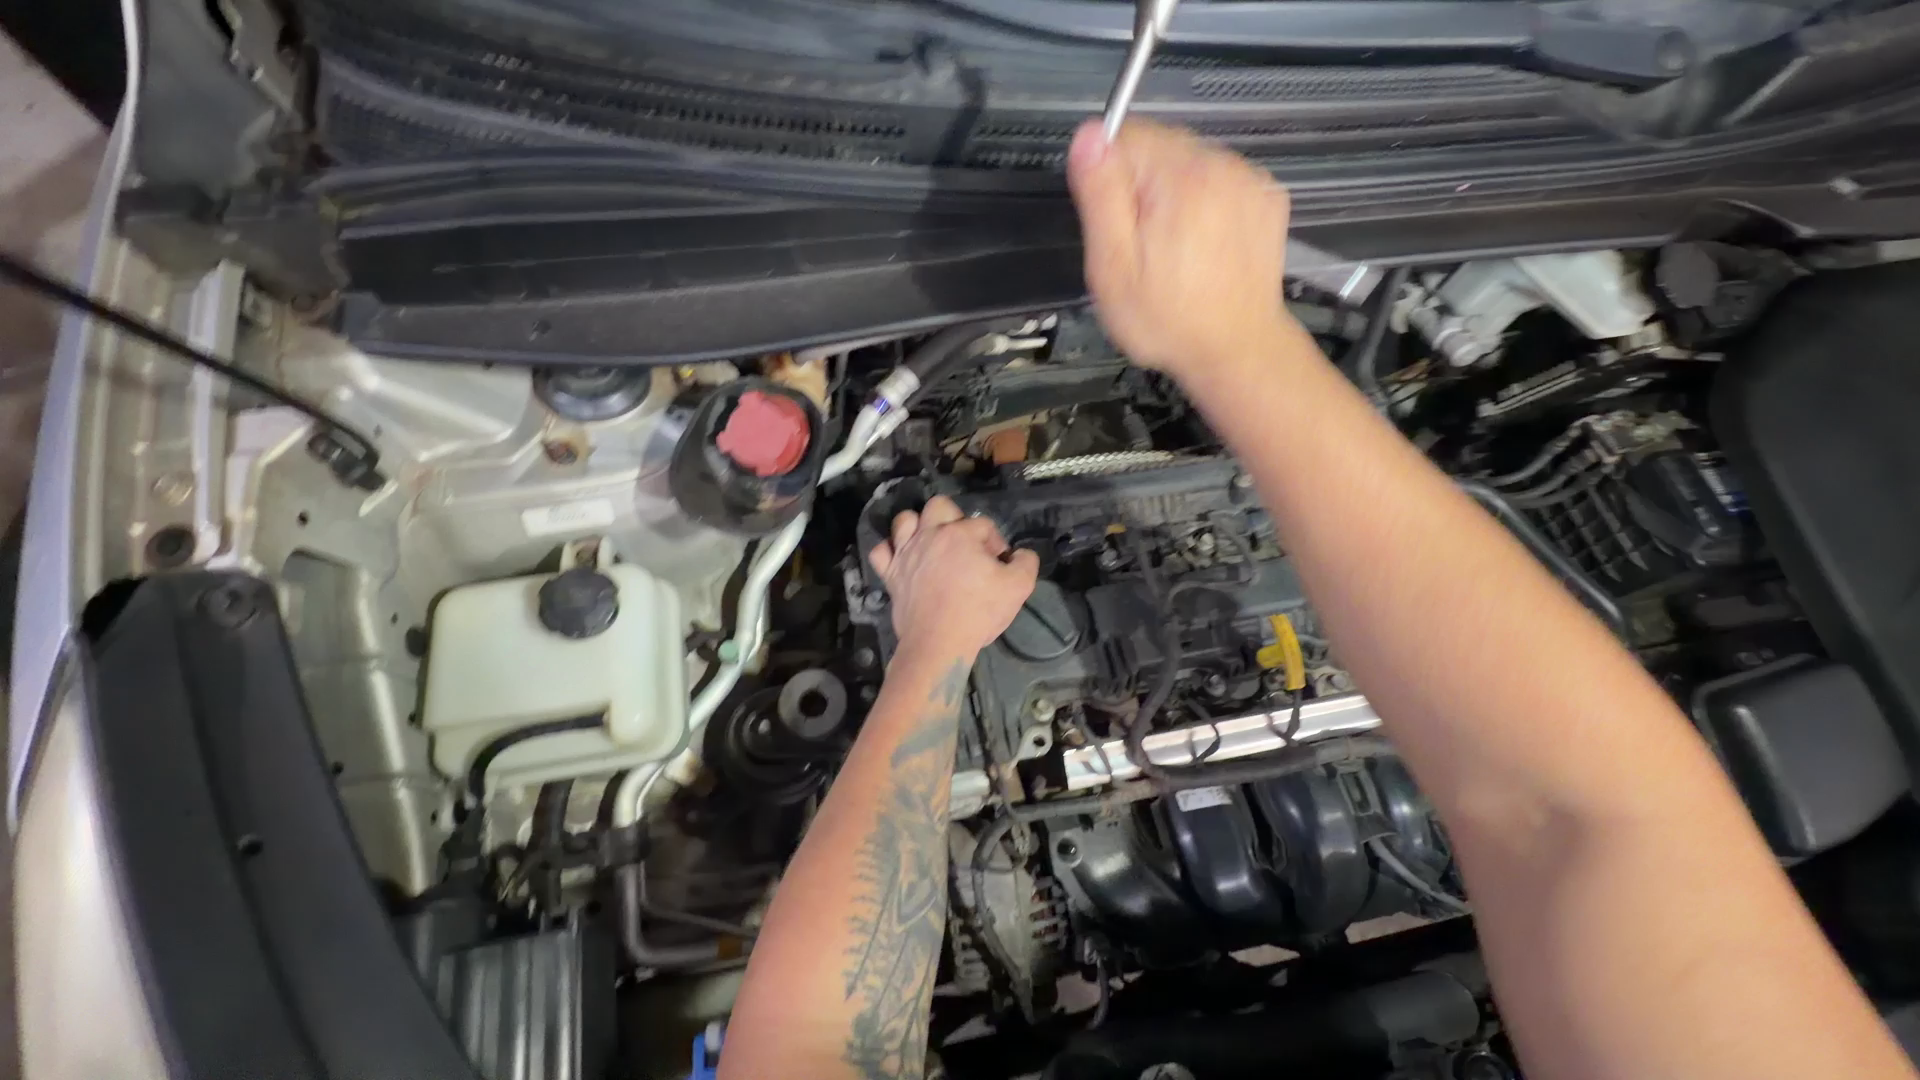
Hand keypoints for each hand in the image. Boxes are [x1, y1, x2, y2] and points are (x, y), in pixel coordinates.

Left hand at [868, 495, 1039, 660]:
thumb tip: (1021, 554)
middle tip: (965, 544)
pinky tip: (902, 559)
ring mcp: (905, 553)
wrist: (938, 643)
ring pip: (904, 520)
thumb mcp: (1019, 587)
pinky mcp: (890, 574)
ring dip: (918, 527)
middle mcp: (929, 535)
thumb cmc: (978, 612)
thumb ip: (1026, 562)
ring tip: (931, 544)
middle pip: (939, 506)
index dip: (995, 543)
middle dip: (955, 518)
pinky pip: (880, 551)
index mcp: (960, 534)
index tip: (999, 565)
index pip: (983, 524)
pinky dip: (890, 551)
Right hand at [1066, 118, 1295, 381]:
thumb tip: (1088, 134)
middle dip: (1141, 188)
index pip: (1125, 136)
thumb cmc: (1167, 320)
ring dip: (1173, 196)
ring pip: (1188, 163)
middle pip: (1159, 146)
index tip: (1115, 225)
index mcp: (1178, 178)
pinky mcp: (1266, 197)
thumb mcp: (1112, 268)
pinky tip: (1203, 247)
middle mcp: (1220, 165)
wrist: (1235, 351)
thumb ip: (1100, 196)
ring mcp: (1249, 179)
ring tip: (1175, 252)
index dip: (1108, 181)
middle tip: (1142, 247)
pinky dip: (1205, 205)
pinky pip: (1219, 181)